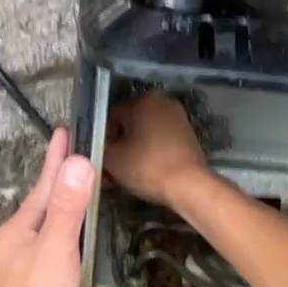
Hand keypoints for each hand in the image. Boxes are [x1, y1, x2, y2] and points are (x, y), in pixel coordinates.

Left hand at [0, 128, 96, 286]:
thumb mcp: (56, 249)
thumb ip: (67, 207)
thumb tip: (76, 160)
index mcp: (18, 229)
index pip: (42, 184)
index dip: (55, 158)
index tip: (63, 130)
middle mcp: (17, 242)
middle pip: (42, 200)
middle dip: (57, 176)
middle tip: (73, 150)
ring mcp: (24, 263)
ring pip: (47, 222)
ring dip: (61, 201)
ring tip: (76, 184)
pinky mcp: (36, 283)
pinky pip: (53, 241)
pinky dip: (66, 227)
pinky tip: (75, 235)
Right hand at [104, 93, 210, 207]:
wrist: (189, 185)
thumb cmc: (147, 166)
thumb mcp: (112, 159)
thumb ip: (99, 148)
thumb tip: (98, 146)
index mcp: (142, 101)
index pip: (109, 116)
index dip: (100, 137)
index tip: (99, 156)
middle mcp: (161, 102)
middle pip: (129, 122)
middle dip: (118, 142)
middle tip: (110, 165)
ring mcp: (177, 117)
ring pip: (145, 131)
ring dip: (134, 147)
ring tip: (126, 171)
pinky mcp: (188, 133)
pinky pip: (161, 139)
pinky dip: (151, 150)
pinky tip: (145, 168)